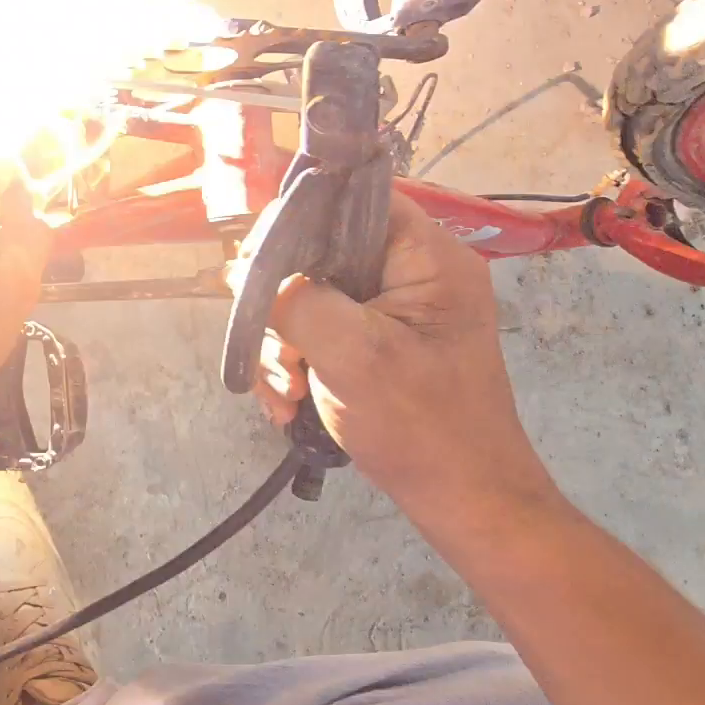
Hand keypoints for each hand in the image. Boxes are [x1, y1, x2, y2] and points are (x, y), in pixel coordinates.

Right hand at [238, 190, 560, 515]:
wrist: (462, 502)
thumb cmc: (421, 425)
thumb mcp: (351, 353)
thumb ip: (295, 298)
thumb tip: (242, 270)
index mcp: (426, 258)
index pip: (350, 201)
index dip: (296, 223)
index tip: (255, 268)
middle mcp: (407, 273)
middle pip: (314, 256)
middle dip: (280, 310)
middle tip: (282, 357)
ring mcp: (386, 310)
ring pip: (302, 299)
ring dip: (279, 348)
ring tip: (286, 393)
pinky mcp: (369, 341)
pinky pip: (310, 333)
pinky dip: (291, 366)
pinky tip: (288, 402)